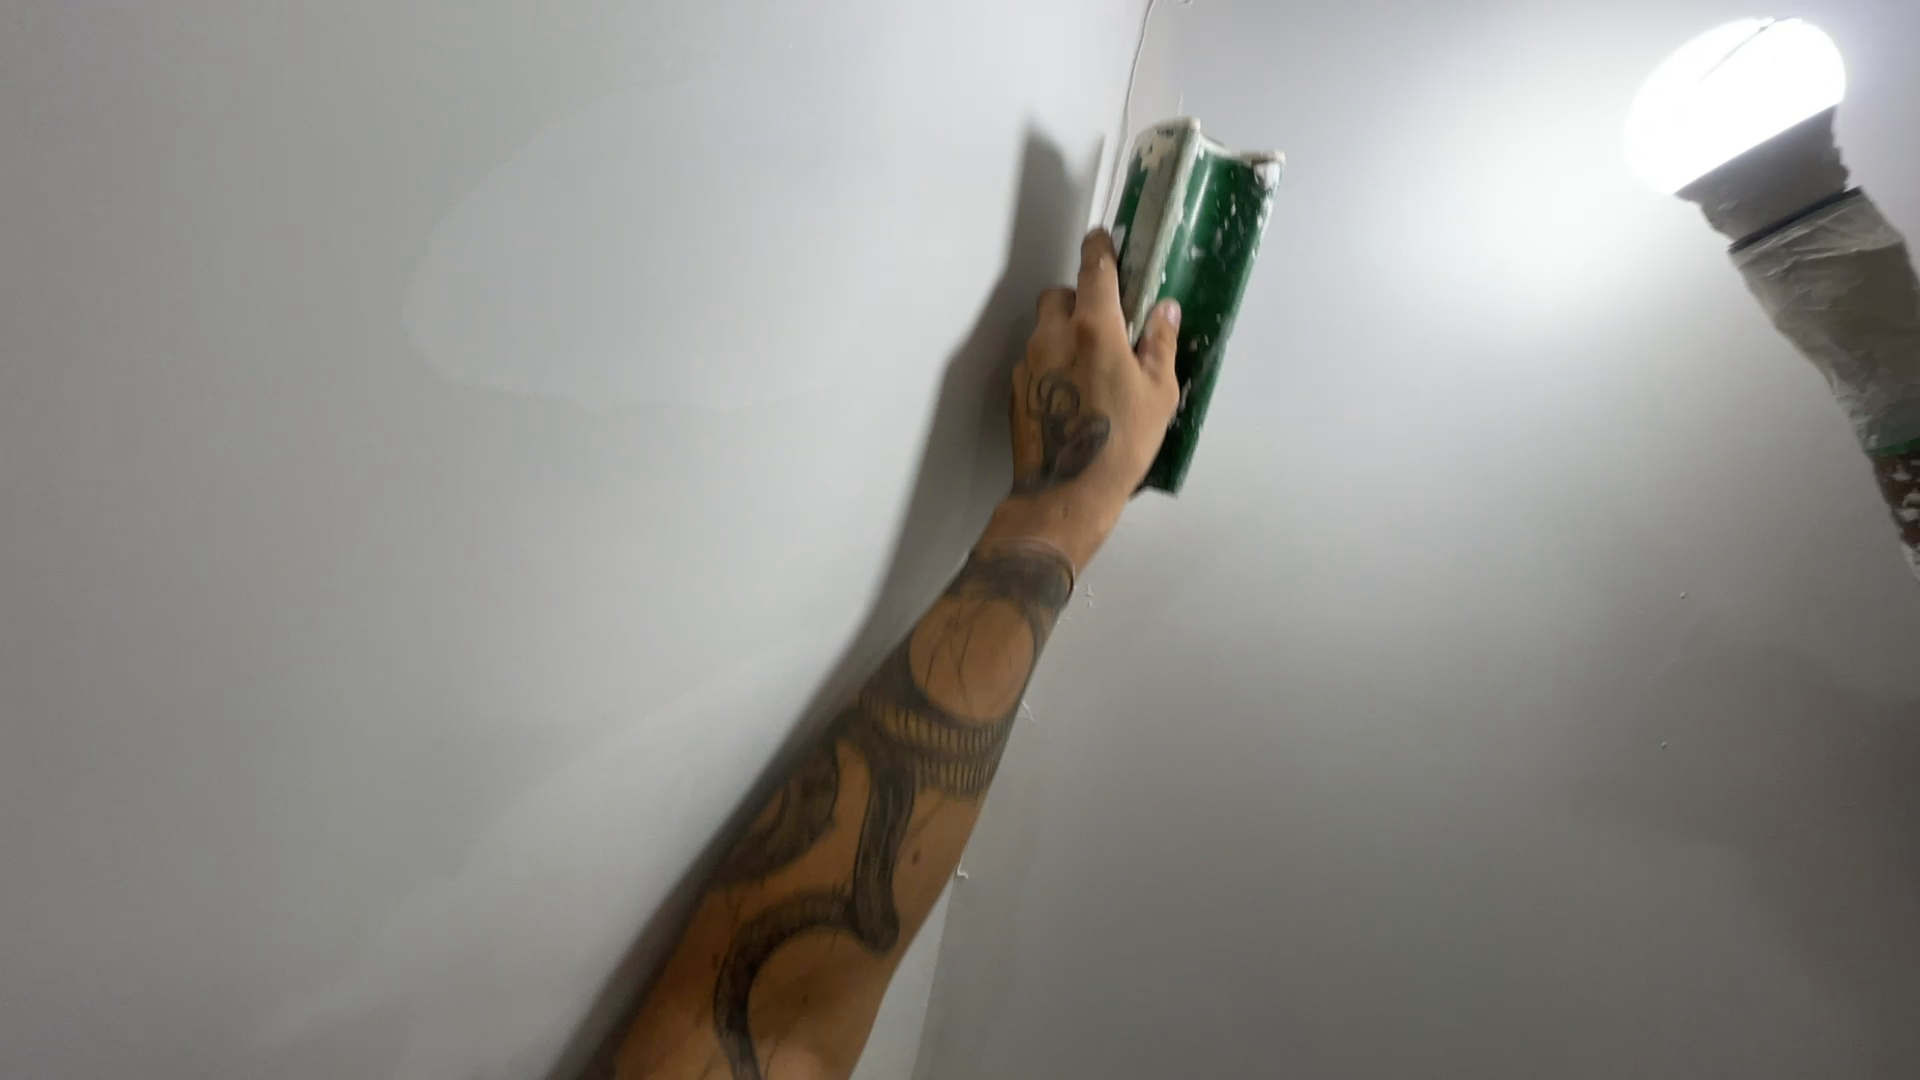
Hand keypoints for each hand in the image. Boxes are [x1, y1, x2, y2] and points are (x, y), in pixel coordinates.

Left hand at [982, 228, 1181, 571]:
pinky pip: (1033, 361)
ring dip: (1062, 334)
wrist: (1068, 490)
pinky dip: (1048, 364)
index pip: (1093, 268)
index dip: (1099, 248)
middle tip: (1102, 326)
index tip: (1103, 240)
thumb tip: (1164, 308)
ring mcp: (1028, 364)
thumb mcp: (1159, 393)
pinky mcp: (1015, 390)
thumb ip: (1160, 342)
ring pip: (1042, 330)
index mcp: (1092, 328)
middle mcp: (1052, 338)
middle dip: (1077, 300)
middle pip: (1057, 295)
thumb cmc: (1122, 443)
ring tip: (1087, 367)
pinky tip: (1069, 394)